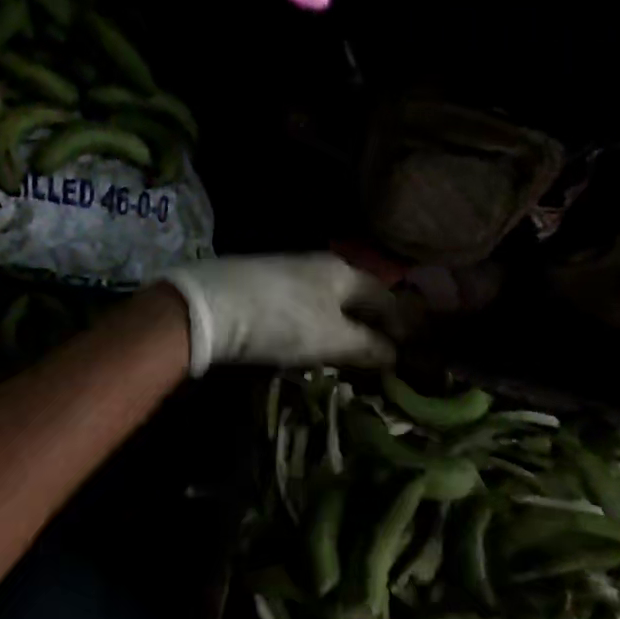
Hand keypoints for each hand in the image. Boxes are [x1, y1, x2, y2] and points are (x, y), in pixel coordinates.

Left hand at [159, 253, 399, 375]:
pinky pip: (299, 305)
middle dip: (368, 322)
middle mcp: (317, 264)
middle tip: (378, 352)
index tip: (407, 348)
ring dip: (338, 323)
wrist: (211, 306)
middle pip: (353, 295)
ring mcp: (285, 271)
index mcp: (343, 271)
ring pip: (324, 299)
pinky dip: (311, 322)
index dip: (399, 322)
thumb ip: (366, 345)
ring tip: (345, 351)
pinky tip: (305, 339)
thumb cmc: (284, 321)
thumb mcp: (332, 338)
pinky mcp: (259, 285)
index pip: (384, 295)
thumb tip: (394, 354)